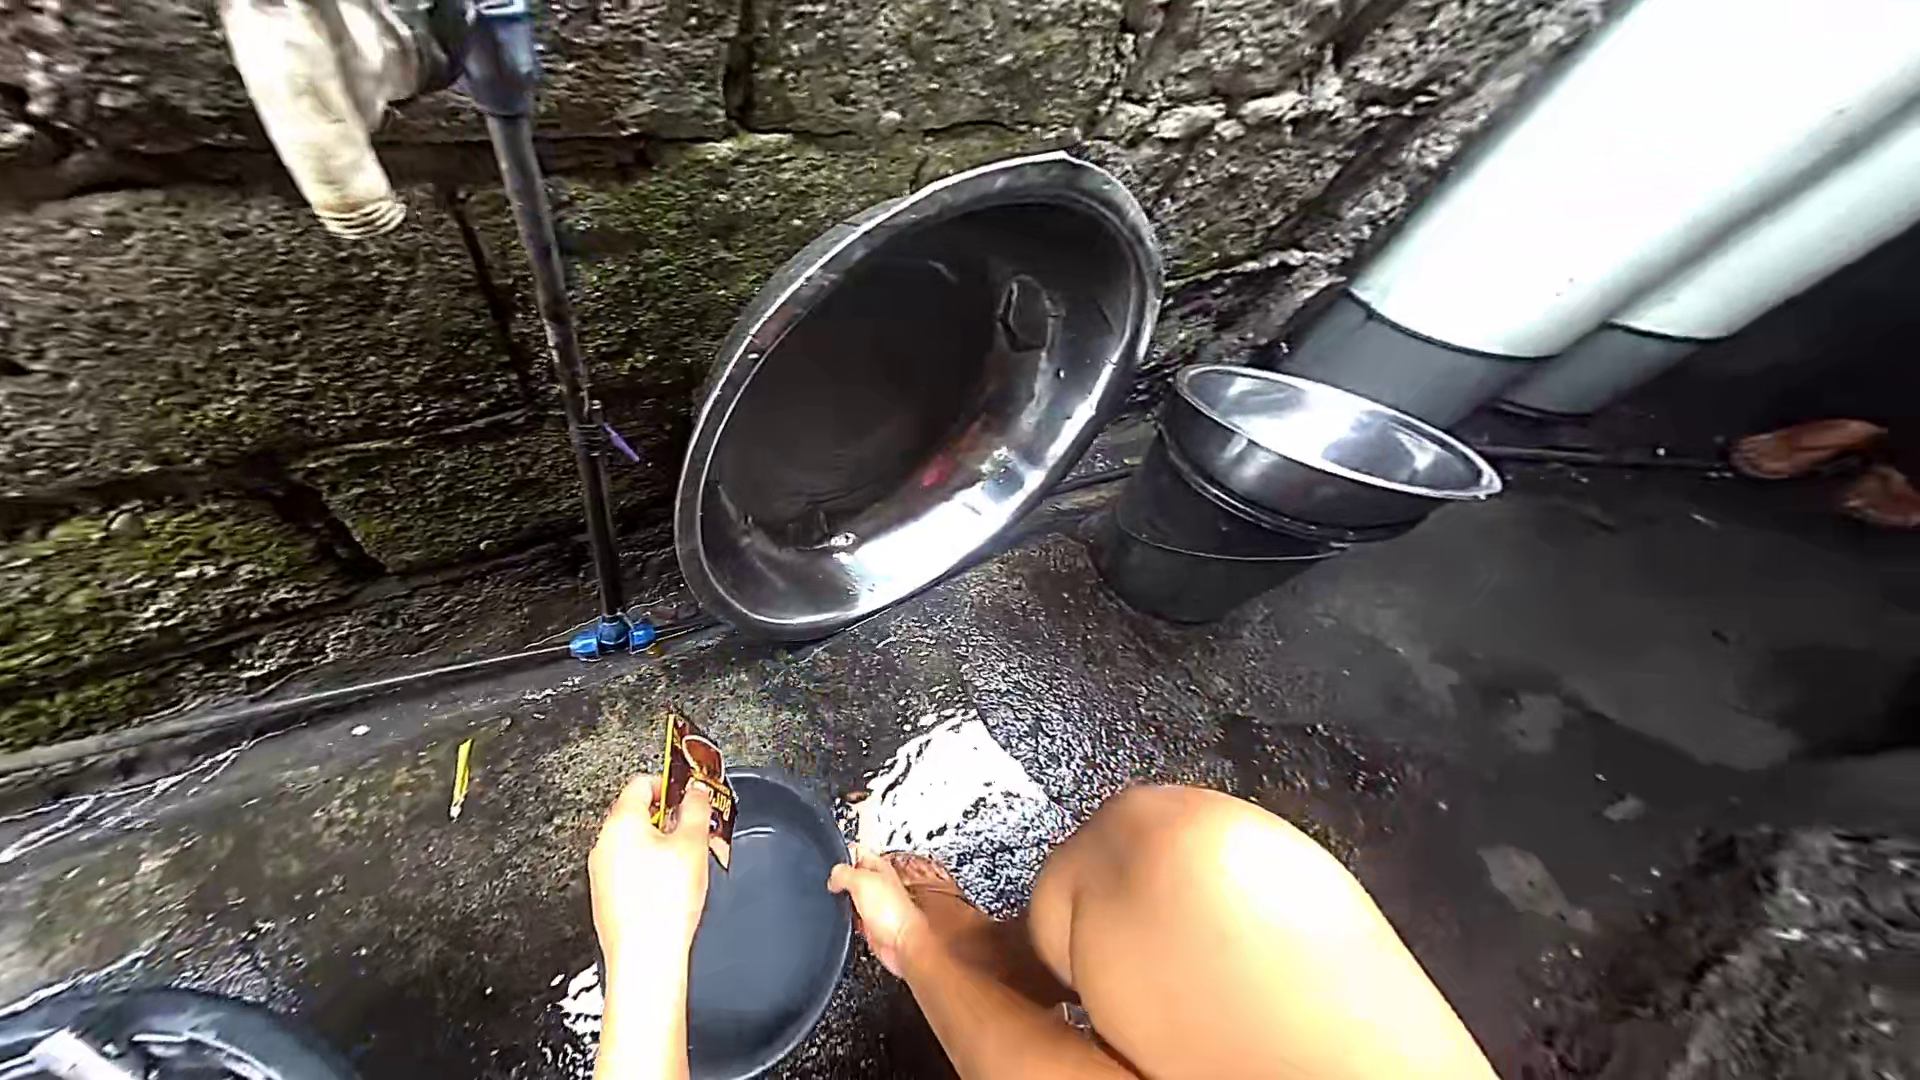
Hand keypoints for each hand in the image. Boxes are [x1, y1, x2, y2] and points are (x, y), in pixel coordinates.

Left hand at [590, 773, 715, 987]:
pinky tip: (673, 880)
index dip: (670, 781)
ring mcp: (603, 871)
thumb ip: (696, 805)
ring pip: (636, 839)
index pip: (642, 781)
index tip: (690, 791)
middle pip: (638, 810)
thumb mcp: (693, 840)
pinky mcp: (608, 894)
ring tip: (690, 854)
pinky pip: (631, 864)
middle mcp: (605, 843)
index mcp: (621, 822)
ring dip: (663, 839)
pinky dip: (653, 863)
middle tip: (696, 823)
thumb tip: (695, 790)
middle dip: (670, 814)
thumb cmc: (664, 902)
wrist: (646, 958)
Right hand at [827, 843, 928, 976]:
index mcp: (879, 866)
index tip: (830, 863)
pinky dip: (845, 918)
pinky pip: (852, 917)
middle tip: (831, 885)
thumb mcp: (862, 881)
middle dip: (839, 880)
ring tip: (834, 901)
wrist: (901, 944)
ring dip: (842, 900)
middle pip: (852, 876)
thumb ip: (845, 873)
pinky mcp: (870, 925)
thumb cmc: (892, 911)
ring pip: (851, 897)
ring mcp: (874, 905)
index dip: (844, 855)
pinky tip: (841, 920)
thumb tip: (833, 875)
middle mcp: (877, 884)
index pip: (858, 852)